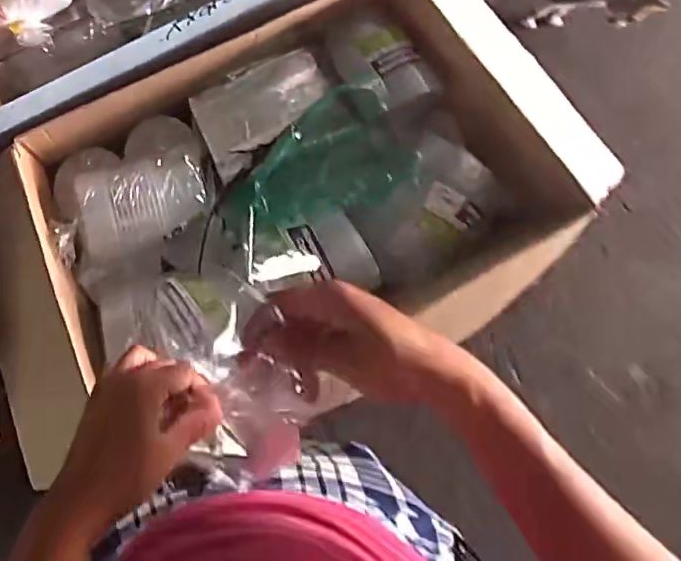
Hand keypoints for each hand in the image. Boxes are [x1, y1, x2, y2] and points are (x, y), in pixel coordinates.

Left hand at [46, 345, 223, 537]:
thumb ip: (194, 424)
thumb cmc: (128, 476)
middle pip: (164, 362)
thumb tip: (216, 407)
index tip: (208, 411)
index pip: (184, 371)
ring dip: (158, 371)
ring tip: (168, 399)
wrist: (80, 499)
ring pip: (140, 359)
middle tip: (192, 409)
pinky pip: (121, 370)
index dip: (201, 388)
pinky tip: (143, 404)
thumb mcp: (168, 452)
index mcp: (147, 383)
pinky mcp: (96, 395)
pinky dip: (137, 375)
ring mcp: (108, 382)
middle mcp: (127, 374)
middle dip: (182, 381)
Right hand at [252, 280, 489, 407]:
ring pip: (303, 329)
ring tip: (286, 386)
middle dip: (272, 343)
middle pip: (289, 314)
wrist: (436, 370)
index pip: (279, 301)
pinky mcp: (352, 329)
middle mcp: (332, 297)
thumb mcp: (341, 359)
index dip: (258, 325)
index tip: (244, 354)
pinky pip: (319, 338)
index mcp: (328, 295)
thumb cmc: (389, 360)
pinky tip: (310, 386)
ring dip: (291, 355)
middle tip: (257, 374)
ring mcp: (342, 313)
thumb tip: (264, 343)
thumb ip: (301, 349)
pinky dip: (309, 358)